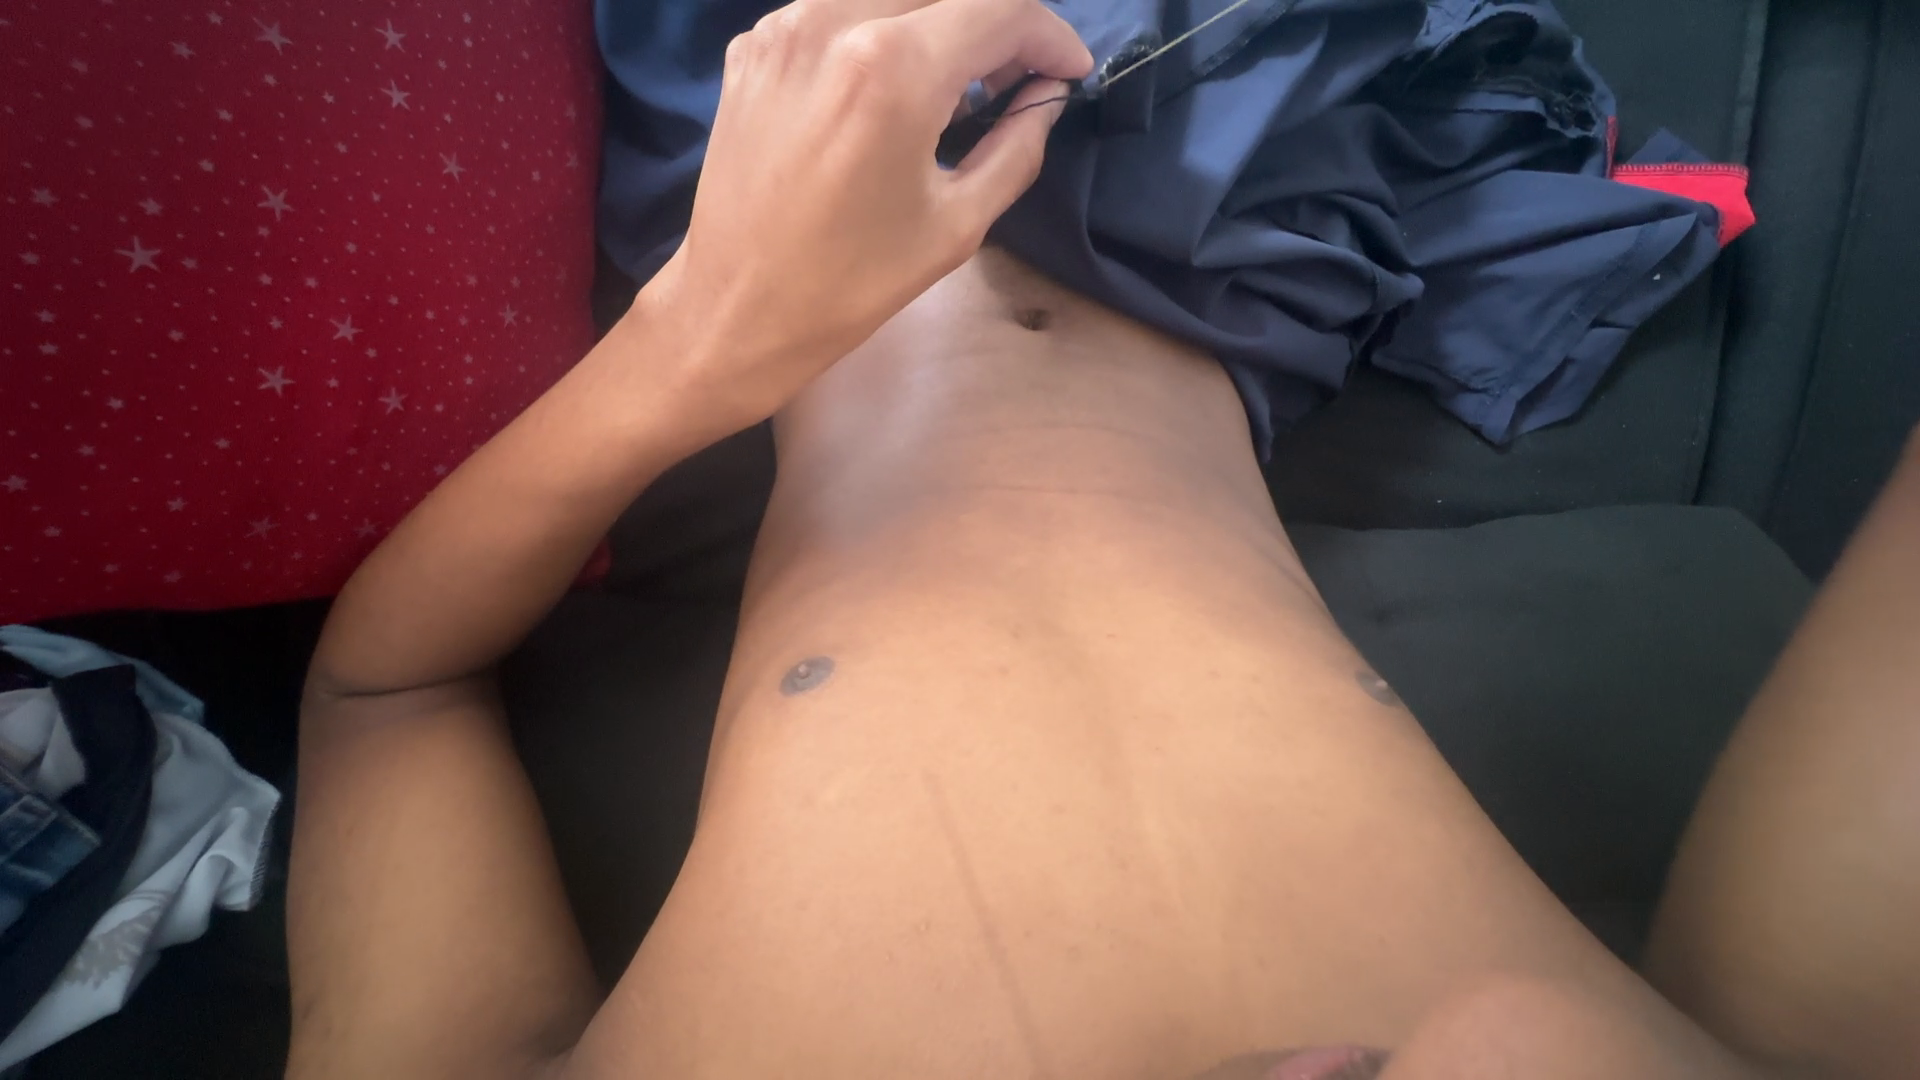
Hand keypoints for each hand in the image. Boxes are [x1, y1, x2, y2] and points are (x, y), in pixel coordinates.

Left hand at [638, 0, 1091, 433]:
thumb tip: (1045, 97)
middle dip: (997, 30)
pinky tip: (887, 94)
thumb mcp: (955, 227)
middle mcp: (833, 19)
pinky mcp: (752, 48)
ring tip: (955, 89)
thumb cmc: (853, 285)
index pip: (999, 7)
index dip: (1048, 35)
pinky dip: (879, 40)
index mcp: (892, 68)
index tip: (1068, 72)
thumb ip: (1015, 148)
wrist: (740, 310)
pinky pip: (837, 16)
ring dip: (939, 30)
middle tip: (1015, 86)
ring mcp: (782, 27)